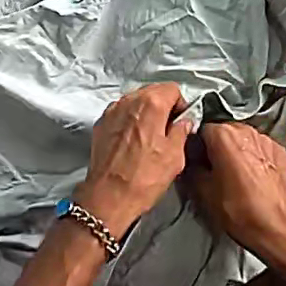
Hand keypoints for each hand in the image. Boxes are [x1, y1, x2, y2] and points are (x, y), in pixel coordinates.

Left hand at [77, 84, 192, 233]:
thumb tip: (184, 124)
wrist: (108, 197)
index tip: (181, 120)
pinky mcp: (101, 123)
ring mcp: (113, 111)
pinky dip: (129, 121)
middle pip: (153, 91)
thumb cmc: (141, 179)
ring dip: (145, 113)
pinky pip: (121, 114)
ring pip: (136, 101)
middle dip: (163, 106)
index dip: (181, 104)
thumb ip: (182, 132)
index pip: (173, 89)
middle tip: (168, 129)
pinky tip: (133, 142)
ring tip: (150, 138)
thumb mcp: (175, 157)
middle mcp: (130, 101)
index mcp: (151, 104)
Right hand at [192, 122, 285, 260]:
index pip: (202, 131)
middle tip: (216, 174)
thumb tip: (193, 163)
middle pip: (224, 133)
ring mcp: (265, 140)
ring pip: (243, 140)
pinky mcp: (280, 152)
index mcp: (223, 135)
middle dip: (218, 149)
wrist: (275, 228)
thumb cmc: (241, 211)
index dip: (198, 148)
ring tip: (237, 179)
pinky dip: (256, 159)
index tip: (199, 163)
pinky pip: (261, 149)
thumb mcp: (203, 192)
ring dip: (238, 153)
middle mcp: (245, 131)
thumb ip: (192, 168)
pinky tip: (253, 180)